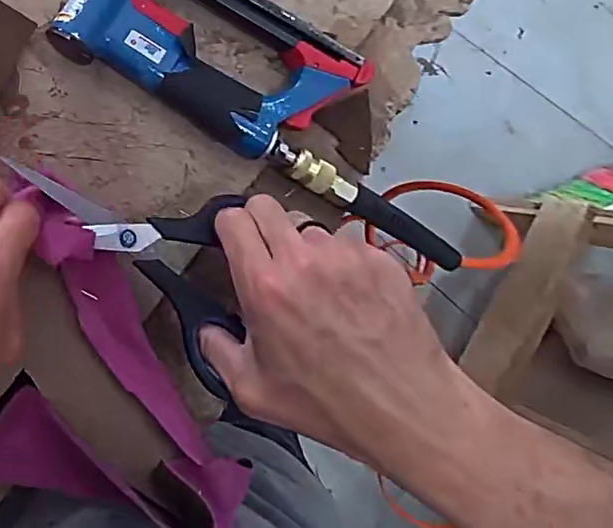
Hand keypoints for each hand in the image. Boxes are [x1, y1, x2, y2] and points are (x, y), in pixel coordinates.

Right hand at [198, 195, 472, 466]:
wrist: (405, 408)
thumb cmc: (334, 404)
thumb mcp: (254, 391)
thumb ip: (218, 352)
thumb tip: (208, 330)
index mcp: (265, 286)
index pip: (233, 219)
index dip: (227, 225)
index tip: (230, 235)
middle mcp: (303, 260)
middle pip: (265, 204)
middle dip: (258, 222)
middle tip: (266, 251)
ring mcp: (342, 253)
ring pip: (308, 226)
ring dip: (303, 246)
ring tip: (315, 287)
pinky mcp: (374, 255)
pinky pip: (345, 243)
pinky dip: (341, 261)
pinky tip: (348, 295)